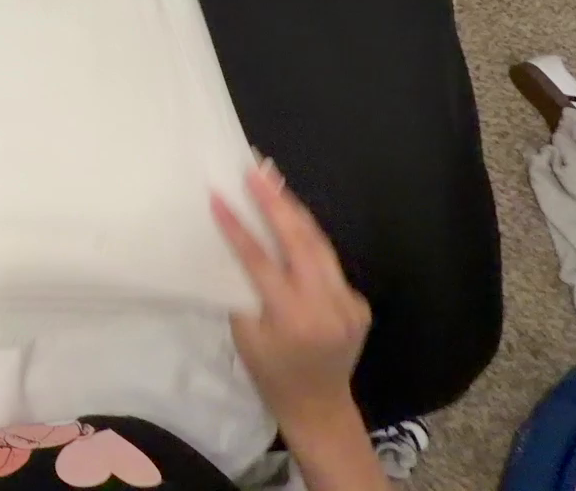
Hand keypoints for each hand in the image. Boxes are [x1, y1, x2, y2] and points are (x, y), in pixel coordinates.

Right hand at [212, 162, 371, 435]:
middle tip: (257, 170)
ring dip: (294, 211)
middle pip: (300, 241)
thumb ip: (242, 286)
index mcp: (293, 317)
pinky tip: (290, 217)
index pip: (260, 259)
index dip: (237, 226)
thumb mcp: (244, 330)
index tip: (217, 196)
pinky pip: (328, 262)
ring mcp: (349, 304)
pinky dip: (307, 238)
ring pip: (319, 245)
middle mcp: (328, 306)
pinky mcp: (358, 302)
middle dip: (275, 202)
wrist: (318, 405)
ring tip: (272, 180)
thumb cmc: (269, 369)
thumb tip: (234, 240)